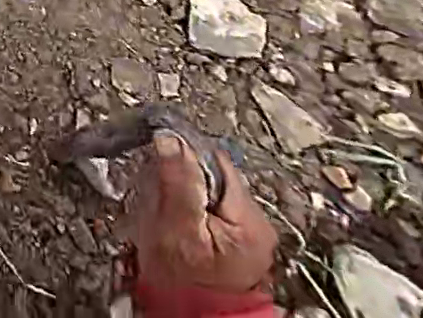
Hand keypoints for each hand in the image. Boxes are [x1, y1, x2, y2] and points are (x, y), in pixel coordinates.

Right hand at [129, 131, 276, 295]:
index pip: (215, 161)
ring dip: (189, 190)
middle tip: (165, 195)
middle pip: (215, 173)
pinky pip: (215, 203)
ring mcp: (252, 229)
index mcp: (250, 220)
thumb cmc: (184, 284)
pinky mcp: (241, 234)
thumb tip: (170, 138)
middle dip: (187, 176)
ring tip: (172, 211)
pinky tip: (183, 220)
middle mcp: (259, 220)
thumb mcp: (176, 231)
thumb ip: (178, 183)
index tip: (163, 163)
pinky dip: (196, 205)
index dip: (186, 158)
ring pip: (213, 186)